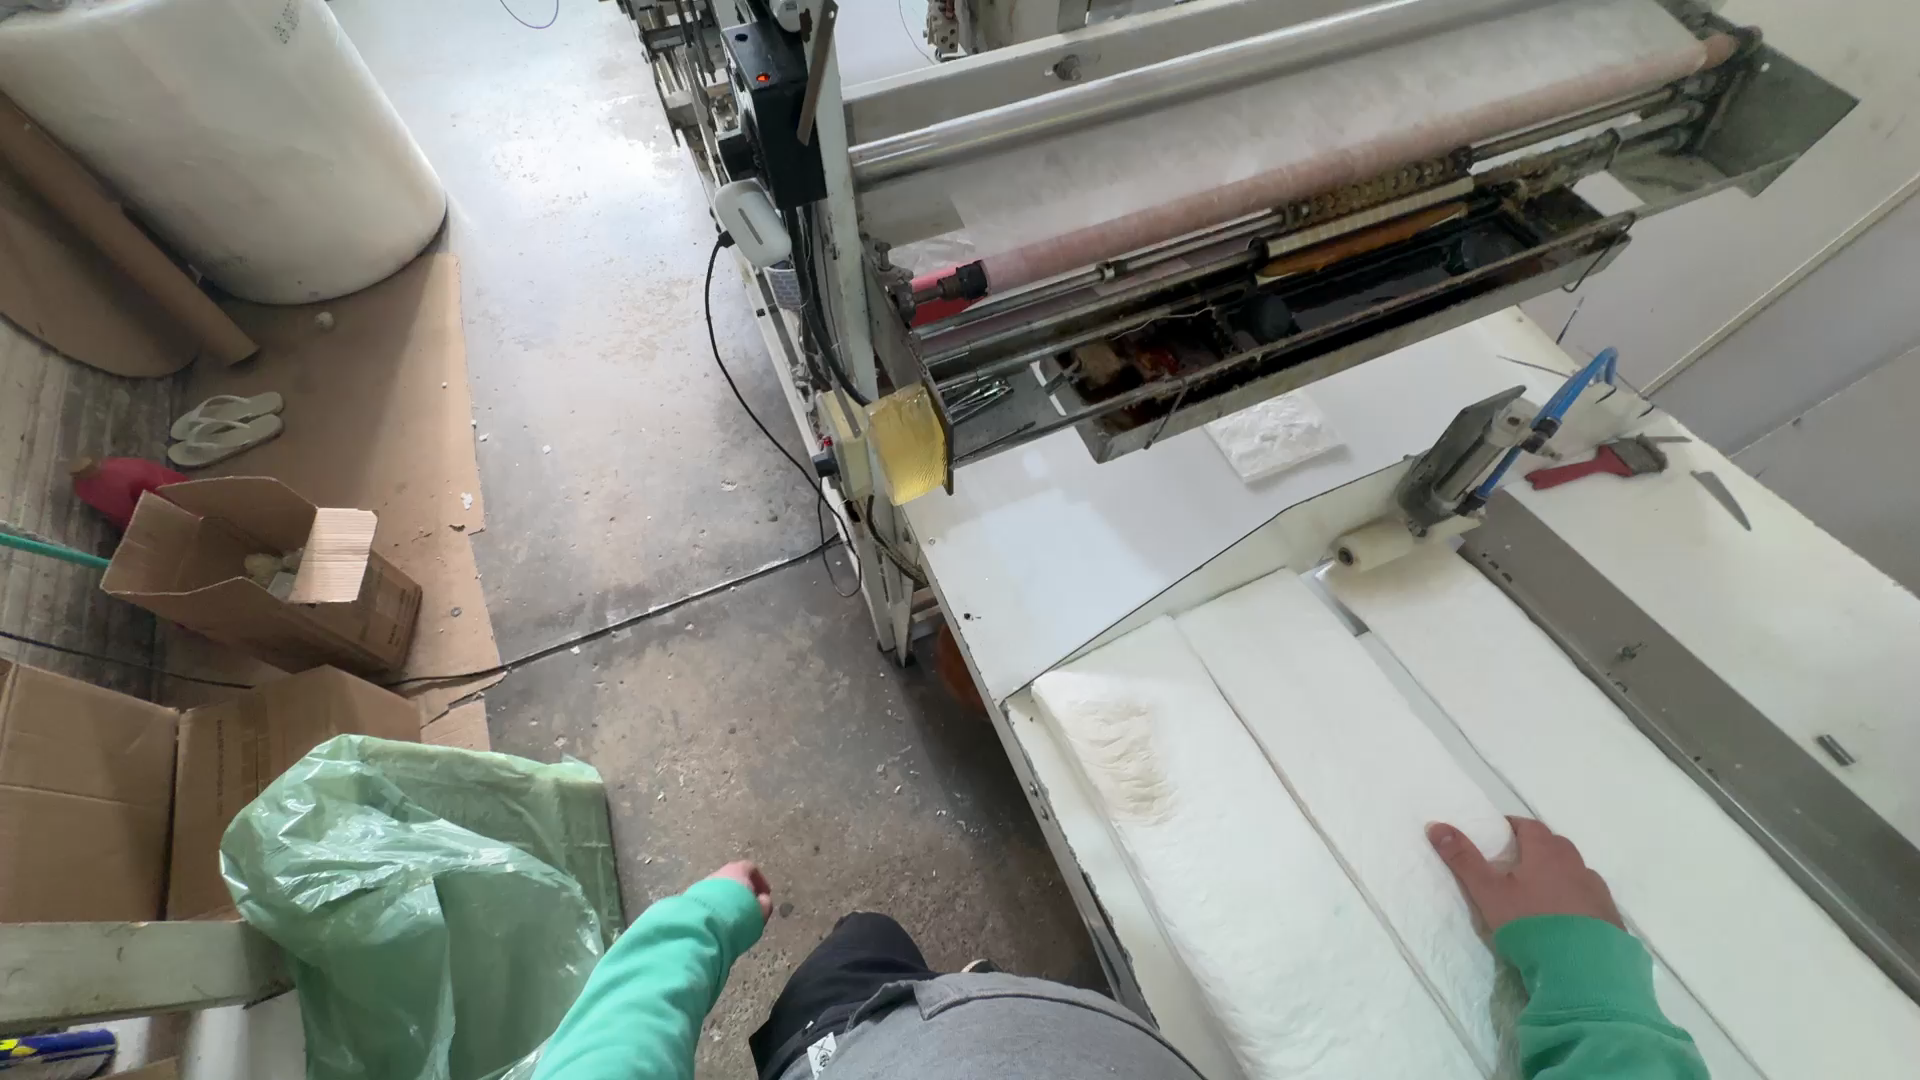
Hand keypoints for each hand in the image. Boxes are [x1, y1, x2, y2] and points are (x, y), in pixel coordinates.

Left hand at [708, 860, 773, 923]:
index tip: (764, 897)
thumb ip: (765, 903)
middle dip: (742, 892)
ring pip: (720, 891)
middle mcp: (720, 872)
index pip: (752, 869)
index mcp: (738, 869)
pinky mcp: (693, 898)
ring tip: (733, 918)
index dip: (760, 883)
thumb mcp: (760, 911)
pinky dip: (716, 908)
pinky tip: (719, 922)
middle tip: (748, 907)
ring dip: (727, 902)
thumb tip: (763, 901)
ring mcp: (704, 884)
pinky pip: (709, 901)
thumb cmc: (739, 913)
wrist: (706, 924)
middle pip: (734, 879)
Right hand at [1427, 817, 1622, 932]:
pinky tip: (1565, 920)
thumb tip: (1435, 825)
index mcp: (1546, 854)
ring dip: (1560, 874)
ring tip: (1540, 893)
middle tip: (1515, 863)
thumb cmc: (1530, 923)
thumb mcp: (1487, 891)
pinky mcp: (1613, 922)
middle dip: (1537, 848)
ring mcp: (1599, 895)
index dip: (1513, 826)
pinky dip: (1577, 900)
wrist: (1586, 974)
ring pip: (1577, 873)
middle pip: (1556, 846)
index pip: (1530, 826)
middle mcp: (1577, 867)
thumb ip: (1462, 858)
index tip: (1498, 835)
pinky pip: (1591, 900)